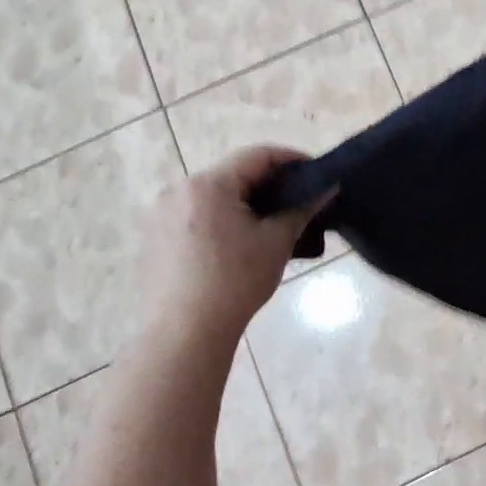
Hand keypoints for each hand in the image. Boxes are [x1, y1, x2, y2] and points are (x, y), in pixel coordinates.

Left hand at [137, 145, 322, 343]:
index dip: (292, 159)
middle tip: (301, 201)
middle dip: (271, 184)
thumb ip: (302, 208)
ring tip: (275, 223)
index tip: (318, 173)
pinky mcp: (157, 236)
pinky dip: (226, 218)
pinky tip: (243, 242)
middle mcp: (180, 189)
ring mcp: (163, 213)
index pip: (257, 155)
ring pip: (216, 195)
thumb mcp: (277, 242)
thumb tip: (327, 188)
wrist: (185, 329)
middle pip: (234, 174)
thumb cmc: (236, 280)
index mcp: (209, 184)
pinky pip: (199, 214)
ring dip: (248, 201)